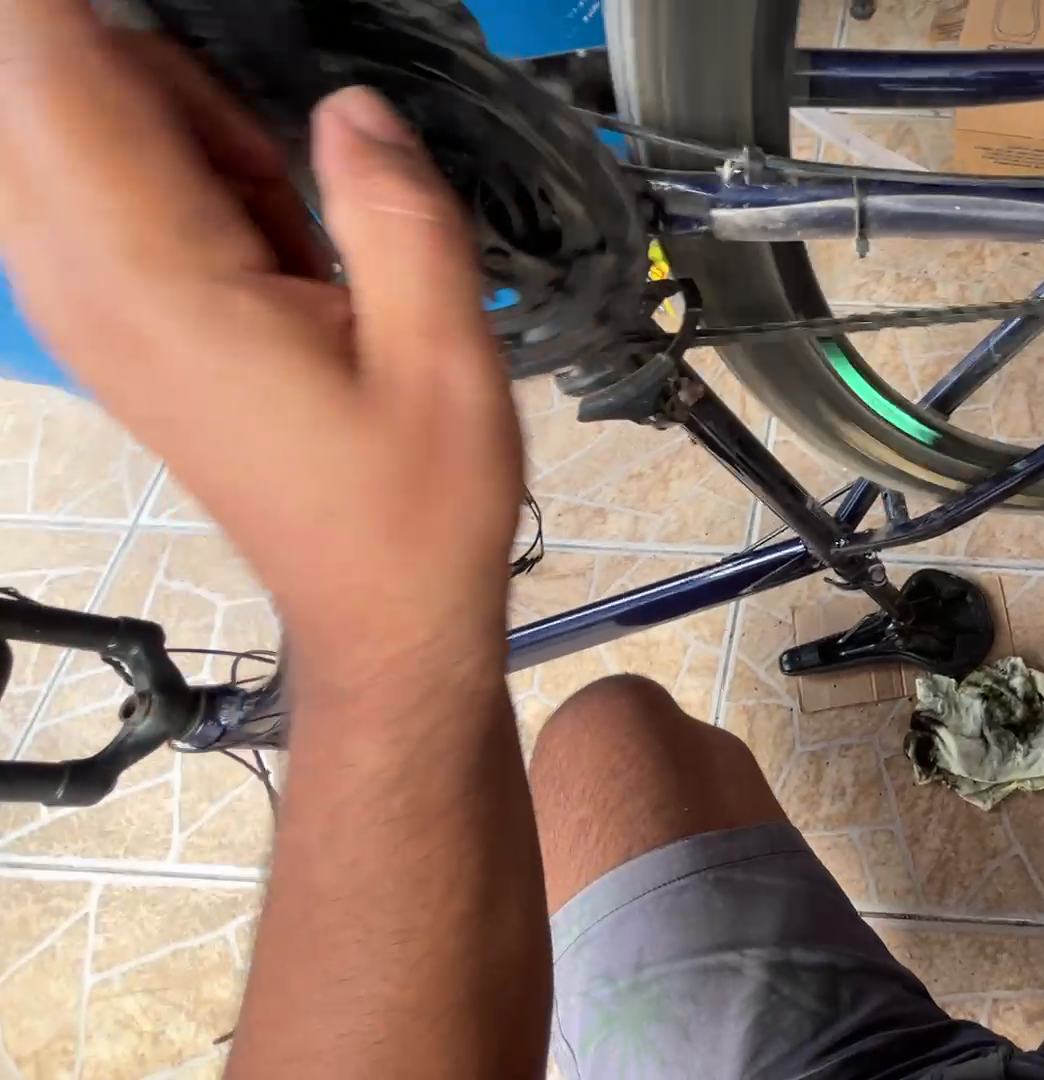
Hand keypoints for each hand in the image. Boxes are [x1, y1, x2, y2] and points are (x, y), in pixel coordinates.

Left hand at [0, 2, 522, 673]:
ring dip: (200, 148)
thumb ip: (401, 219)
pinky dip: (198, 197)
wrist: (384, 604)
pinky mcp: (114, 329)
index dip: (117, 16)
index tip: (242, 48)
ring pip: (74, 133)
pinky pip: (107, 199)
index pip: (41, 50)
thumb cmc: (423, 499)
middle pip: (45, 78)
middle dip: (178, 87)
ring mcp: (81, 305)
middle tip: (314, 195)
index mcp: (155, 272)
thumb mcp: (448, 361)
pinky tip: (293, 277)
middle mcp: (72, 274)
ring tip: (318, 251)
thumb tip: (356, 108)